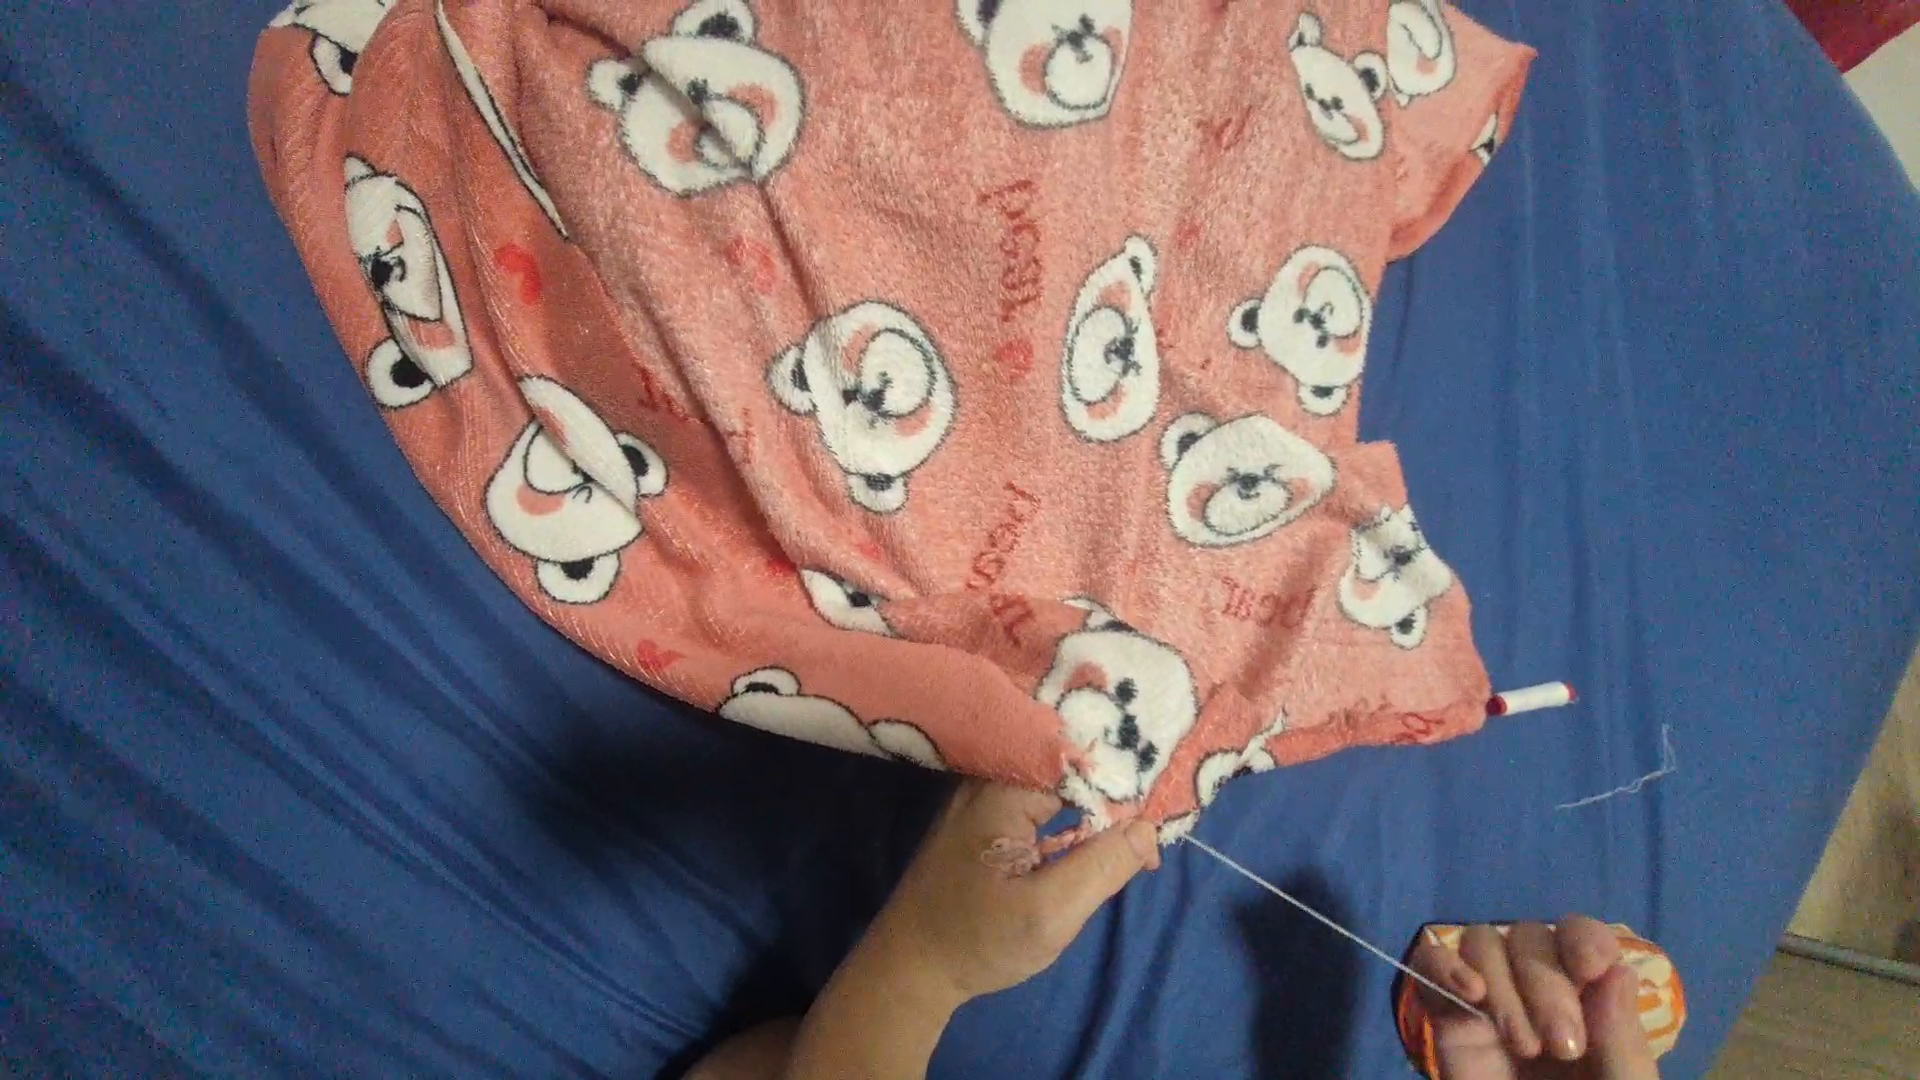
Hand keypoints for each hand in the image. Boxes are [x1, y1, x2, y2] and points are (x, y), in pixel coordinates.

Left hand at [868, 778, 1161, 1003]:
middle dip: (1112, 782)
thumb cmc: (977, 939)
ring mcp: (983, 793)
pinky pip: (1036, 794)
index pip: (1078, 762)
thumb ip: (1101, 866)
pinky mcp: (983, 814)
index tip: (1164, 800)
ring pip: (1052, 778)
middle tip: (1160, 805)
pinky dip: (1069, 806)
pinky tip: (1095, 822)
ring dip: (1093, 794)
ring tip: (1138, 811)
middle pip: (1065, 763)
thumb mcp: (1048, 913)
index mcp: (1004, 788)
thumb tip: (1149, 827)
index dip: (1123, 778)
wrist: (910, 965)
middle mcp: (990, 776)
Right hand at [1409, 917, 1659, 1079]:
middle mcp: (1539, 994)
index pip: (1581, 939)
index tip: (1589, 967)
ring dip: (1504, 985)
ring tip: (1519, 1044)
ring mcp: (1487, 1002)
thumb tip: (1615, 967)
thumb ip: (1622, 1043)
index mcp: (1594, 1011)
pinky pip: (1430, 962)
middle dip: (1544, 981)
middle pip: (1528, 937)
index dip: (1581, 937)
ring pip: (1482, 943)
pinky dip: (1444, 964)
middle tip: (1558, 1045)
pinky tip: (1467, 994)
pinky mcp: (1445, 1015)